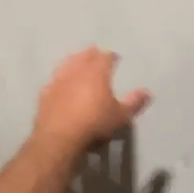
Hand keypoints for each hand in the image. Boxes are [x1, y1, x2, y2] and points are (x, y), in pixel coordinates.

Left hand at [32, 47, 150, 152]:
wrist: (60, 138)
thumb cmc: (95, 124)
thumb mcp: (120, 116)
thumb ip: (134, 102)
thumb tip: (148, 92)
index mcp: (97, 72)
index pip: (106, 57)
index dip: (111, 56)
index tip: (115, 58)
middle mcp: (77, 70)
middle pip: (85, 55)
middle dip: (92, 54)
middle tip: (96, 54)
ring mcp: (59, 80)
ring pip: (67, 63)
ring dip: (74, 60)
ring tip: (78, 61)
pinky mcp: (45, 92)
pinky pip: (54, 79)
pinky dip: (60, 77)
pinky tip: (60, 81)